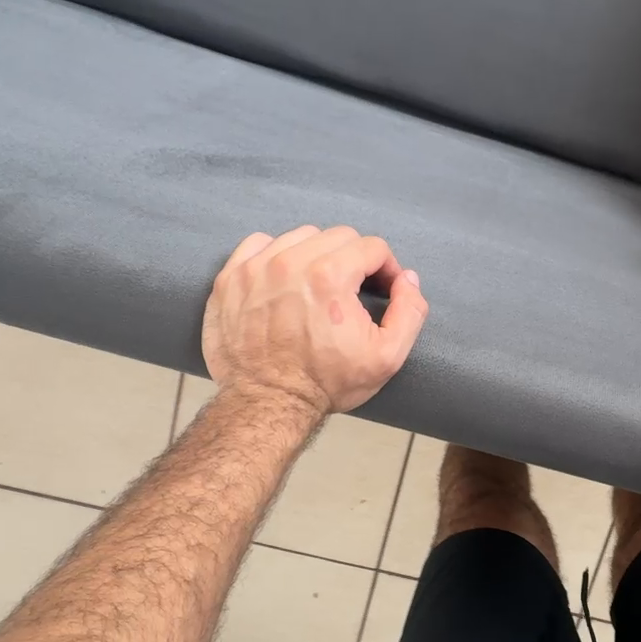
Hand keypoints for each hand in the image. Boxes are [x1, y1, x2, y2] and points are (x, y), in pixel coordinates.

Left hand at [203, 226, 428, 415]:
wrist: (268, 404)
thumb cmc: (327, 382)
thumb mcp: (387, 356)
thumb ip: (410, 310)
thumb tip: (407, 278)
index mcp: (330, 276)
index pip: (372, 247)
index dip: (387, 268)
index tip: (384, 289)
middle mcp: (290, 262)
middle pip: (338, 237)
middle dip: (356, 259)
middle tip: (355, 290)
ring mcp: (255, 268)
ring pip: (301, 237)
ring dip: (319, 254)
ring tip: (320, 286)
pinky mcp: (230, 279)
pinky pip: (260, 244)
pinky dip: (278, 254)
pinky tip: (286, 279)